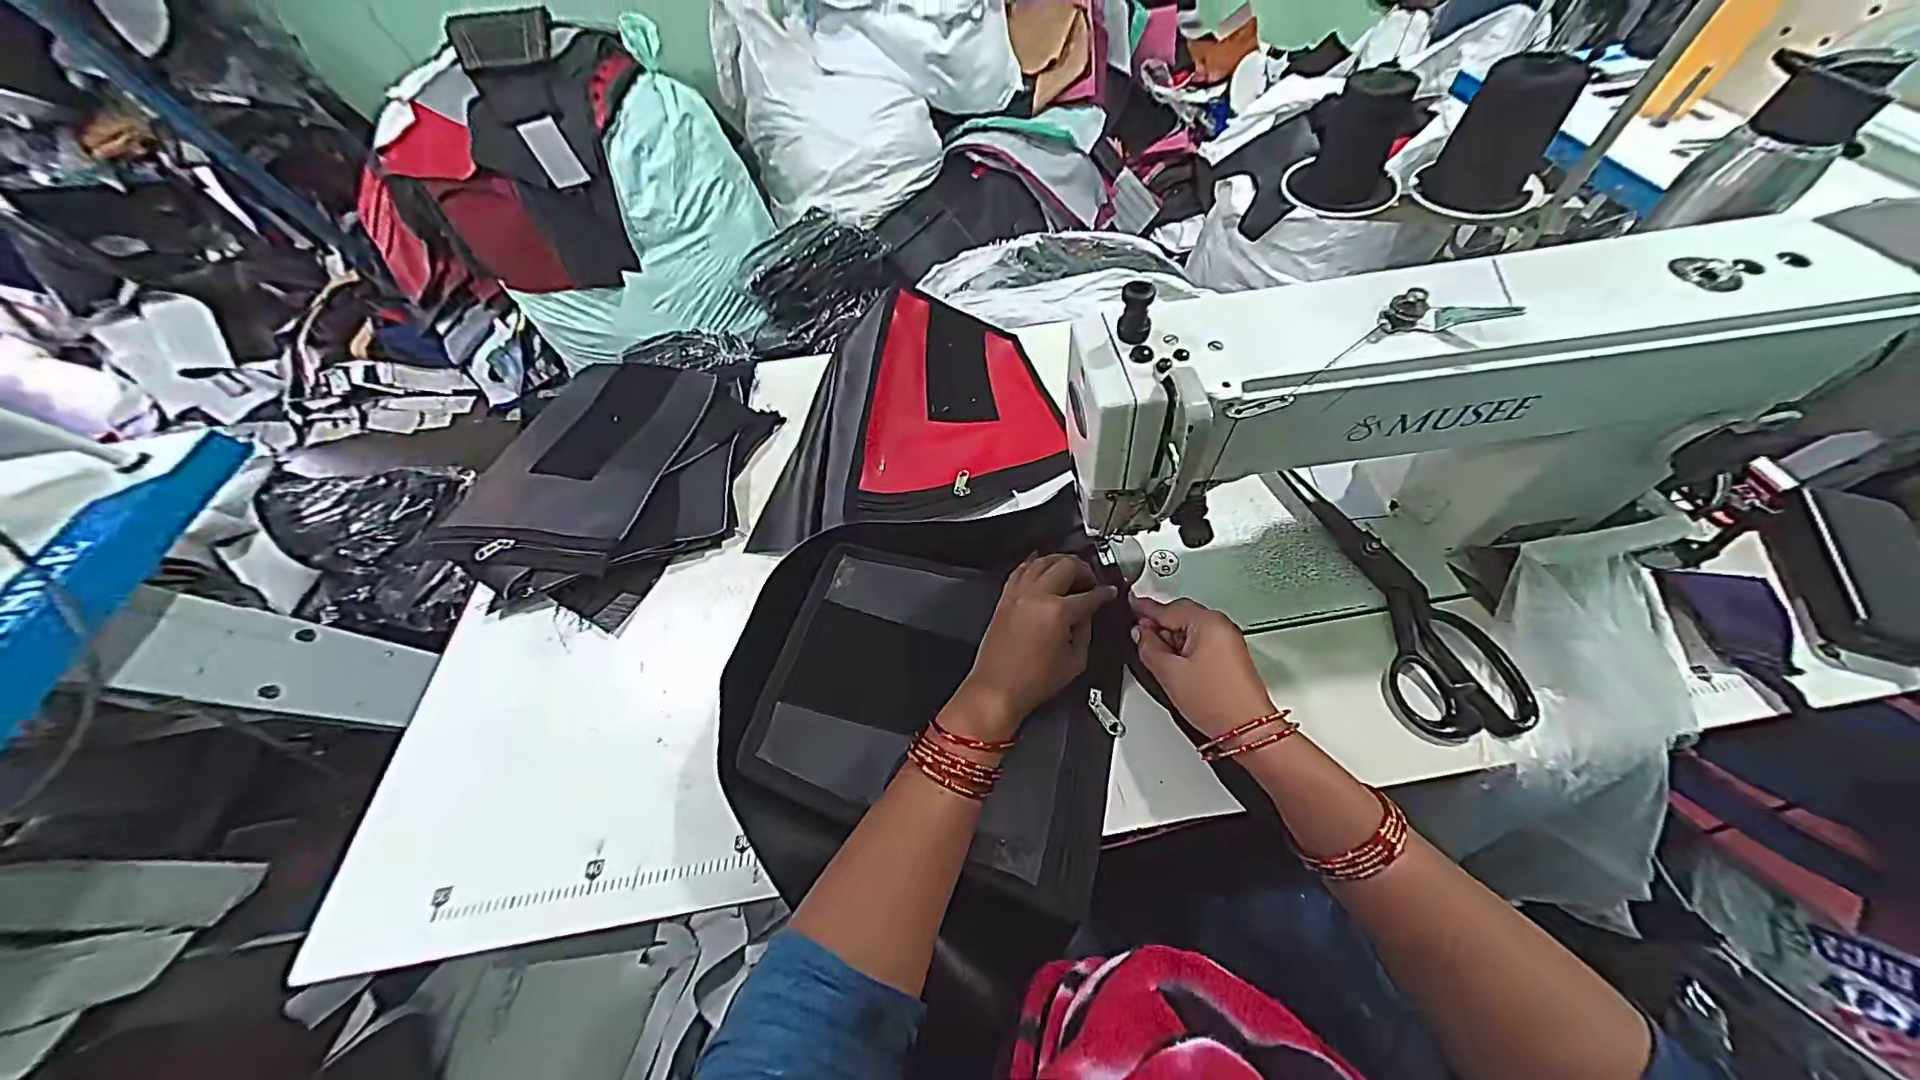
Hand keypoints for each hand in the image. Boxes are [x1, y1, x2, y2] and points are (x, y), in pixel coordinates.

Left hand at [947, 554, 1116, 742]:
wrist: (997, 689)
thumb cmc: (1030, 682)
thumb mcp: (1075, 661)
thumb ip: (1085, 630)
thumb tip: (1088, 614)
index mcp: (1057, 612)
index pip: (1090, 594)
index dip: (1104, 593)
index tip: (1108, 593)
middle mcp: (1035, 597)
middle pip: (1067, 565)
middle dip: (1085, 570)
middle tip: (1091, 580)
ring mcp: (1017, 595)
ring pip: (1042, 560)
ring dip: (1060, 561)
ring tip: (1070, 570)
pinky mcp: (1004, 599)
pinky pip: (1020, 569)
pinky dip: (1034, 564)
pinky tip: (1040, 566)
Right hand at [1132, 597, 1276, 739]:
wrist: (1247, 729)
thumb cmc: (1218, 703)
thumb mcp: (1168, 673)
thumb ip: (1148, 647)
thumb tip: (1140, 634)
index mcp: (1208, 623)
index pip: (1168, 608)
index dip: (1144, 608)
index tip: (1131, 606)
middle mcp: (1222, 626)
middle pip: (1180, 616)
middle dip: (1159, 627)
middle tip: (1140, 638)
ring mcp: (1228, 641)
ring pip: (1189, 630)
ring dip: (1172, 640)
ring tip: (1162, 663)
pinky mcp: (1229, 655)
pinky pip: (1200, 642)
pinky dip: (1185, 650)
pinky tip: (1177, 668)